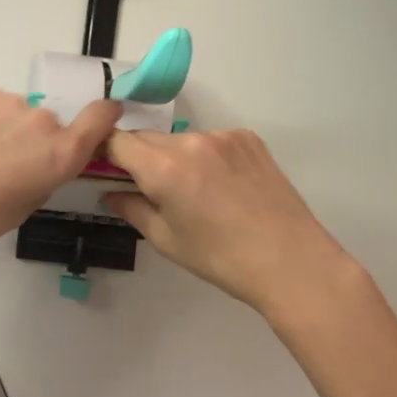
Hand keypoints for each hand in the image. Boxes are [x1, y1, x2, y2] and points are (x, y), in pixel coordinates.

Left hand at [0, 85, 119, 257]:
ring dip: (5, 129)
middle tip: (5, 166)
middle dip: (35, 141)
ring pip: (17, 114)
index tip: (104, 116)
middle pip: (50, 124)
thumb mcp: (22, 210)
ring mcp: (8, 103)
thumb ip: (43, 179)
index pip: (100, 119)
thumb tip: (39, 166)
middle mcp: (42, 122)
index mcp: (60, 156)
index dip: (105, 116)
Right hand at [103, 129, 357, 314]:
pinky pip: (211, 140)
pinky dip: (206, 156)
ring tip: (195, 192)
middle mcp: (191, 142)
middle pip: (147, 137)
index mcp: (164, 169)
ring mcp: (223, 136)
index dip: (106, 153)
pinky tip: (222, 185)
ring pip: (180, 139)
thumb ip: (133, 209)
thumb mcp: (167, 241)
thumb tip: (111, 194)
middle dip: (140, 157)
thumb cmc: (222, 259)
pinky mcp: (248, 138)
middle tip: (150, 189)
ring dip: (175, 157)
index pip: (117, 142)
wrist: (290, 260)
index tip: (106, 169)